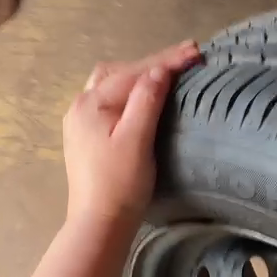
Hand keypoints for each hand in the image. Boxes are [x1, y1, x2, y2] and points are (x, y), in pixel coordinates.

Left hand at [62, 41, 200, 225]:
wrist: (99, 225)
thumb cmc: (120, 185)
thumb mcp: (136, 140)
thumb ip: (147, 101)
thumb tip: (160, 70)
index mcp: (92, 103)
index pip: (135, 72)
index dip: (166, 60)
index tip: (195, 51)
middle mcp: (81, 106)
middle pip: (120, 74)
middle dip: (152, 65)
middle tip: (185, 60)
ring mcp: (80, 123)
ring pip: (111, 87)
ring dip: (138, 77)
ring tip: (165, 74)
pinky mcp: (85, 139)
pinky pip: (109, 103)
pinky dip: (128, 94)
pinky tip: (141, 99)